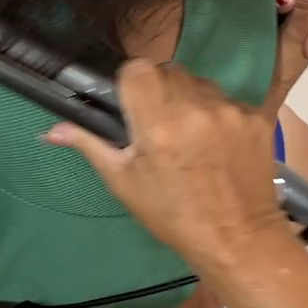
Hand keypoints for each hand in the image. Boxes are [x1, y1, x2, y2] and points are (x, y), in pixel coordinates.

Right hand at [46, 60, 286, 271]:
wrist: (237, 239)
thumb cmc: (172, 215)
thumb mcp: (124, 183)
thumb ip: (90, 145)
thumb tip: (51, 130)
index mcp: (157, 123)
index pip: (137, 69)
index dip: (131, 83)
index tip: (132, 107)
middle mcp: (194, 107)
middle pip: (168, 71)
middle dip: (159, 91)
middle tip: (158, 126)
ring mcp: (229, 110)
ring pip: (199, 83)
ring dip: (189, 100)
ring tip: (189, 137)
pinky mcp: (256, 117)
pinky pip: (227, 100)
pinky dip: (217, 114)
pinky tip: (216, 145)